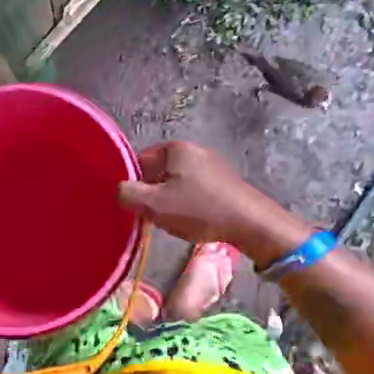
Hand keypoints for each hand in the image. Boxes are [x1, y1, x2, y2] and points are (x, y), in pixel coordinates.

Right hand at [116, 140, 309, 260]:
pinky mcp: (227, 181)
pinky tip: (197, 220)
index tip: (140, 205)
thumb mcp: (154, 205)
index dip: (136, 184)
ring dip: (172, 201)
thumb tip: (120, 189)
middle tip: (157, 215)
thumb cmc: (199, 210)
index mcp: (176, 147)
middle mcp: (195, 149)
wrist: (253, 225)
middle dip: (154, 193)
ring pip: (178, 183)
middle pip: (159, 172)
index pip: (140, 161)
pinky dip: (191, 203)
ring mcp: (213, 164)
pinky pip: (197, 189)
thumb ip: (127, 193)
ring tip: (178, 220)